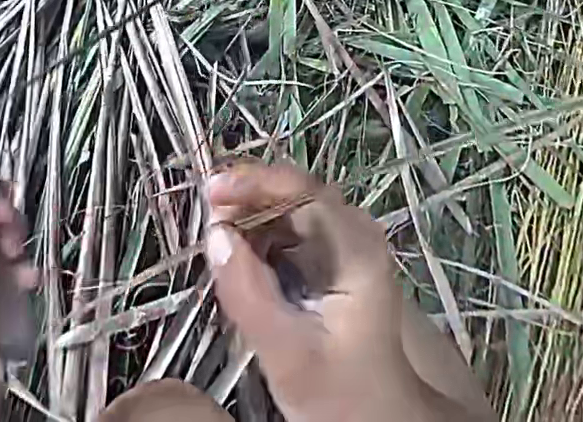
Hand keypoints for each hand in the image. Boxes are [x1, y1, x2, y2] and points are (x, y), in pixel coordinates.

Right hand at [204, 163, 491, 421]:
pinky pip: (290, 226)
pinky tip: (236, 248)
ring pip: (290, 205)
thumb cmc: (340, 393)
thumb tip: (215, 234)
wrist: (376, 419)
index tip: (212, 189)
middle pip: (295, 191)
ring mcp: (344, 240)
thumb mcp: (288, 353)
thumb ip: (249, 294)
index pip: (302, 190)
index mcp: (355, 245)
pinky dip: (260, 230)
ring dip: (251, 211)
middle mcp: (354, 230)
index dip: (255, 182)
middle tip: (206, 209)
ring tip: (215, 229)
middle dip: (248, 194)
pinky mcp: (331, 256)